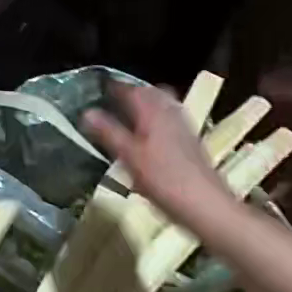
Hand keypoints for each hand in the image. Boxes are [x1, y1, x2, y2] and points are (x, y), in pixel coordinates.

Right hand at [84, 82, 234, 228]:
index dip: (114, 87)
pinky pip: (170, 117)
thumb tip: (87, 111)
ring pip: (161, 103)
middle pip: (148, 92)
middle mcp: (169, 109)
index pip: (130, 89)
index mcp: (152, 109)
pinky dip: (157, 118)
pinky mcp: (190, 138)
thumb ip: (109, 132)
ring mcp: (183, 123)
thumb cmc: (163, 179)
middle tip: (114, 101)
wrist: (205, 203)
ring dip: (146, 104)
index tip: (99, 89)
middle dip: (132, 93)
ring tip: (130, 117)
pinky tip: (150, 137)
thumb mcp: (130, 157)